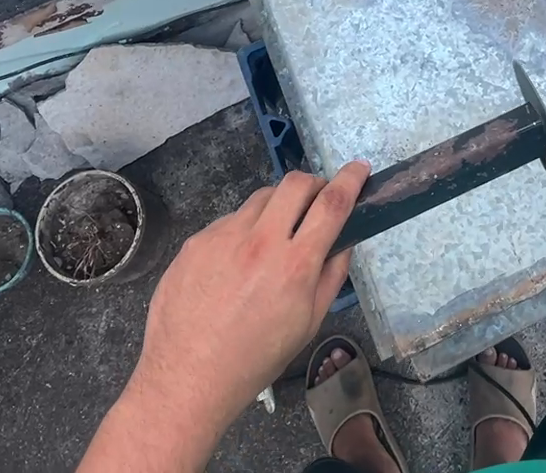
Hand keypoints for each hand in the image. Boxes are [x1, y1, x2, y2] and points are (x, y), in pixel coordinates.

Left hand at [125, 162, 369, 436]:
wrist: (186, 378)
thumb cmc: (256, 358)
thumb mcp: (308, 324)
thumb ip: (332, 275)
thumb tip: (343, 239)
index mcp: (294, 265)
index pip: (331, 203)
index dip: (350, 179)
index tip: (359, 167)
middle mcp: (260, 241)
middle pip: (296, 183)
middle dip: (313, 183)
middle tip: (315, 201)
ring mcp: (224, 236)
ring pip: (261, 198)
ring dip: (277, 207)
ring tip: (271, 239)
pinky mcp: (196, 240)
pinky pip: (230, 220)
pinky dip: (243, 231)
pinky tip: (234, 264)